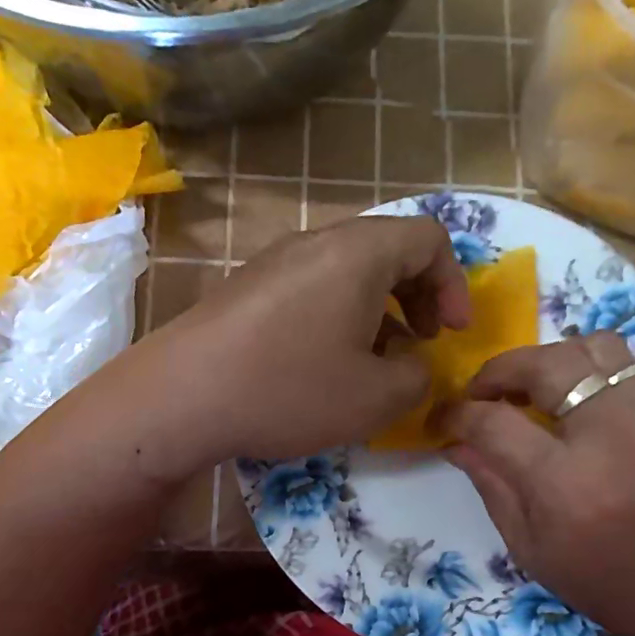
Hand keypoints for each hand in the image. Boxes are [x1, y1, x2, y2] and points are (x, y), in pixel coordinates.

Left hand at [134, 215, 467, 463]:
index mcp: (358, 252)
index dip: (454, 284)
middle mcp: (316, 241)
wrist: (180, 397)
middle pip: (388, 249)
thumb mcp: (376, 397)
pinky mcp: (247, 287)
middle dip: (418, 296)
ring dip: (377, 310)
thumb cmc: (289, 389)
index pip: (429, 238)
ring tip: (375, 361)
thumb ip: (417, 376)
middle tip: (422, 342)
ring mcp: (275, 261)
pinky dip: (338, 315)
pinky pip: (312, 287)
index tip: (452, 334)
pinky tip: (325, 364)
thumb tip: (412, 362)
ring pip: (348, 270)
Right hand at [443, 332, 634, 635]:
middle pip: (544, 365)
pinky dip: (584, 365)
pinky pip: (622, 361)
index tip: (443, 418)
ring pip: (590, 347)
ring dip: (546, 358)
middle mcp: (609, 438)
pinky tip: (570, 396)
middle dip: (499, 371)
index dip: (458, 414)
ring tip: (530, 388)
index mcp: (566, 485)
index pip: (495, 423)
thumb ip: (492, 486)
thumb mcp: (531, 549)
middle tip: (483, 394)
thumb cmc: (607, 584)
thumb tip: (456, 442)